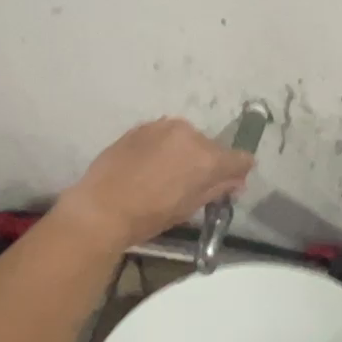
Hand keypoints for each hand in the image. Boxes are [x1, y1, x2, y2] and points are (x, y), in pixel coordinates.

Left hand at [54, 118, 254, 250]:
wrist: (102, 207)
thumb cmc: (150, 215)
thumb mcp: (190, 207)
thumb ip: (217, 189)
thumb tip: (236, 181)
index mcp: (207, 157)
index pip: (239, 158)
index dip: (239, 171)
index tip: (232, 183)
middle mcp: (189, 134)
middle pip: (211, 147)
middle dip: (208, 163)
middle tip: (193, 184)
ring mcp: (162, 127)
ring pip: (186, 138)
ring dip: (184, 152)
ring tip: (166, 175)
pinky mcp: (140, 127)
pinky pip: (163, 136)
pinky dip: (163, 148)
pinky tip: (149, 166)